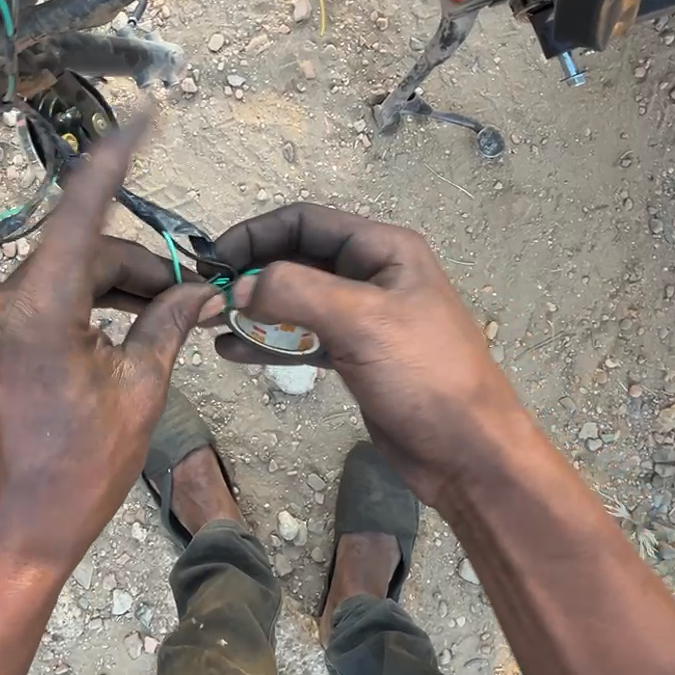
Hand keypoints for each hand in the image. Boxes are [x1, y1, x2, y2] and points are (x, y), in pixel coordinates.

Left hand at [0, 111, 214, 573]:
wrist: (9, 534)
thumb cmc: (78, 472)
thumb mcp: (139, 393)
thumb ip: (167, 324)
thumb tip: (201, 288)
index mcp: (38, 308)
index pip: (83, 209)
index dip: (116, 157)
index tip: (146, 115)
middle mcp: (4, 299)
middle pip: (86, 251)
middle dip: (141, 268)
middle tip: (189, 298)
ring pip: (70, 275)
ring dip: (118, 288)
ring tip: (164, 319)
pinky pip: (50, 299)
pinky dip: (90, 305)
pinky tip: (124, 330)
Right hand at [208, 203, 521, 503]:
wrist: (468, 453)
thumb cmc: (423, 374)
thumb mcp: (361, 322)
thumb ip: (295, 293)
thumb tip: (238, 286)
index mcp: (382, 248)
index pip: (304, 221)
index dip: (255, 234)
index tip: (213, 260)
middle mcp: (370, 273)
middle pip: (295, 258)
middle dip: (250, 274)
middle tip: (206, 296)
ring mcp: (360, 315)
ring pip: (294, 299)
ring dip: (253, 309)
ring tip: (210, 324)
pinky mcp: (352, 353)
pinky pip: (301, 336)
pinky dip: (268, 341)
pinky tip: (234, 351)